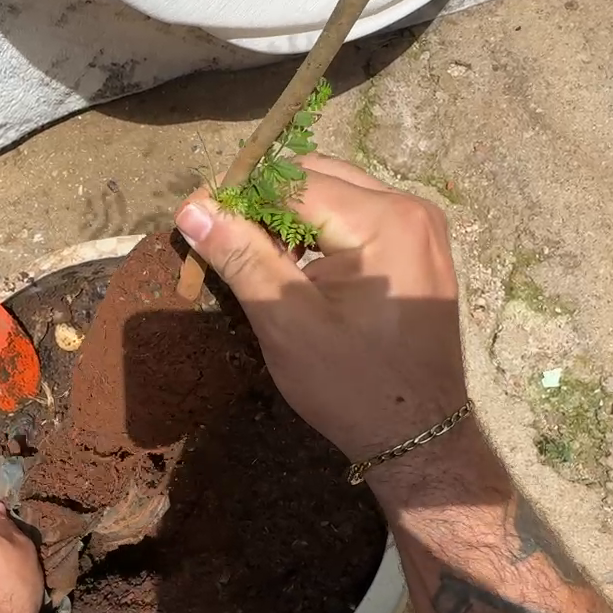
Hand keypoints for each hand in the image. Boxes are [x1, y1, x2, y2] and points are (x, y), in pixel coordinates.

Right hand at [177, 156, 473, 473]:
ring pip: (335, 194)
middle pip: (317, 177)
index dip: (236, 195)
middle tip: (219, 234)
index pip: (292, 183)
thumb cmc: (350, 385)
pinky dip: (316, 230)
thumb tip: (192, 209)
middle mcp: (410, 208)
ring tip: (251, 251)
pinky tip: (292, 263)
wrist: (417, 436)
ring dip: (287, 214)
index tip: (191, 215)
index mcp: (383, 220)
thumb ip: (241, 257)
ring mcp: (420, 228)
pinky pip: (356, 218)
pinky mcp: (417, 249)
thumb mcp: (286, 321)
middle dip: (262, 200)